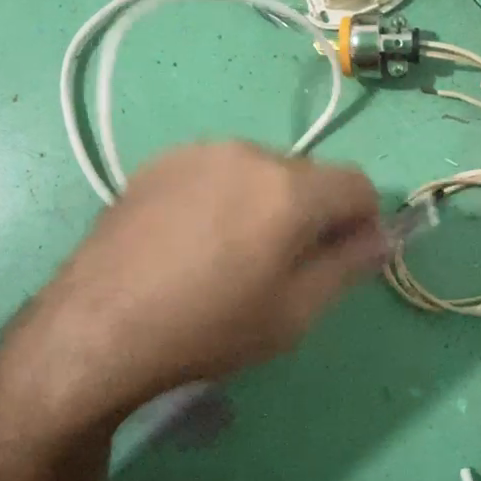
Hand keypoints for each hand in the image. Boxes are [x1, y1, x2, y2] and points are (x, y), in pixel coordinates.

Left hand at [23, 142, 385, 412]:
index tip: (342, 260)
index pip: (359, 184)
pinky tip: (191, 242)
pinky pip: (217, 171)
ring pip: (262, 171)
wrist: (96, 329)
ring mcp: (200, 151)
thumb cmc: (207, 329)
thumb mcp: (294, 314)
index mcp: (291, 188)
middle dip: (313, 213)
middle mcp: (250, 153)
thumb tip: (384, 236)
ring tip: (229, 256)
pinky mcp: (160, 162)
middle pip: (309, 176)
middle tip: (282, 268)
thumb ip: (349, 266)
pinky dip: (224, 197)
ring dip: (267, 203)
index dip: (363, 221)